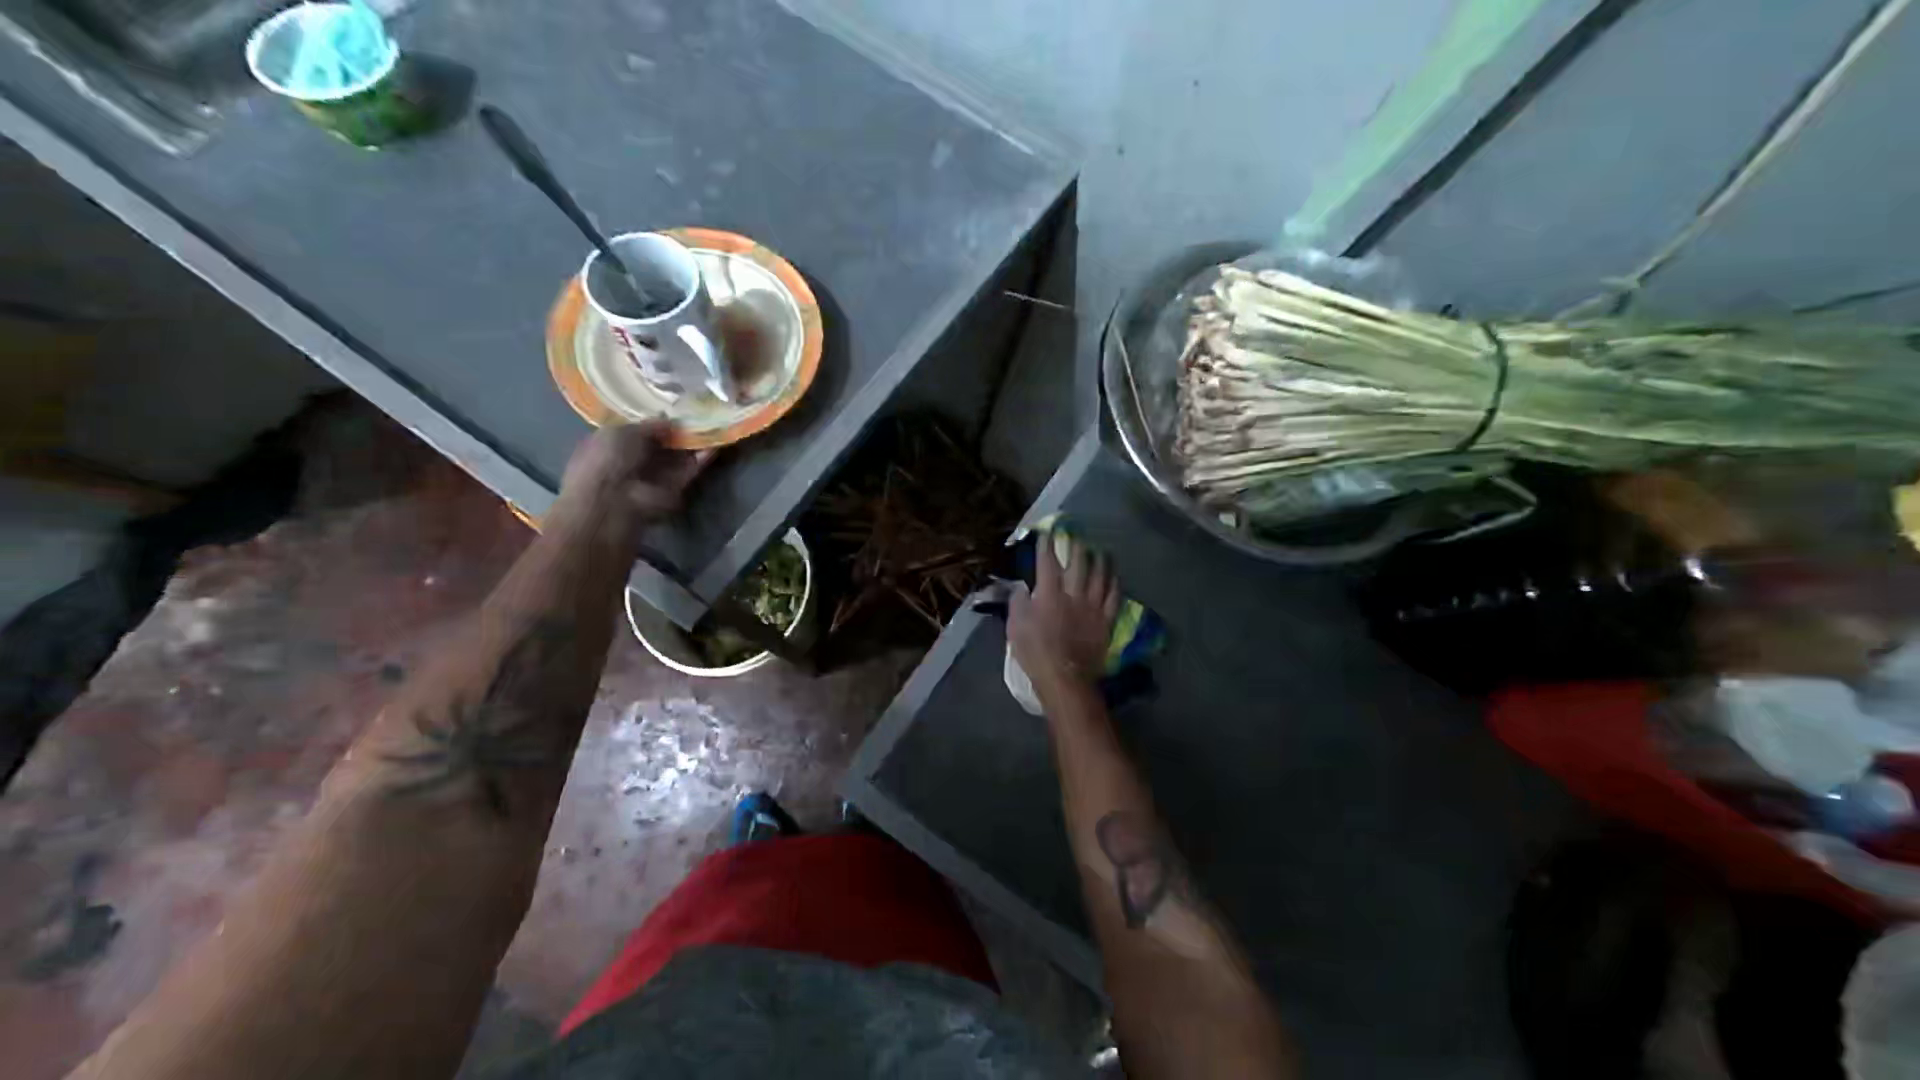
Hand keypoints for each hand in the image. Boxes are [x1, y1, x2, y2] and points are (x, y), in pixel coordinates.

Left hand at [553, 421, 708, 530]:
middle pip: (663, 444)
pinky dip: (703, 458)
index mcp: (613, 444)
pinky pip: (690, 470)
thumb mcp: (623, 431)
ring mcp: (656, 477)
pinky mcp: (675, 490)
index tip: (677, 408)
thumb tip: (671, 420)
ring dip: (695, 442)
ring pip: (679, 457)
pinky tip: (717, 442)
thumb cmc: (607, 459)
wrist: (613, 501)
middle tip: (701, 413)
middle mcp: (635, 460)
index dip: (657, 420)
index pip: (640, 430)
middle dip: (680, 431)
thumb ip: (650, 425)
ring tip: (715, 424)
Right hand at [1008, 532, 1119, 699]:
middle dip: (1077, 546)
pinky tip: (1114, 576)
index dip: (1046, 544)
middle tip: (1077, 536)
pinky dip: (1114, 583)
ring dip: (1100, 560)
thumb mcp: (1015, 627)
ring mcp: (1093, 606)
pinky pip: (1114, 596)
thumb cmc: (1035, 653)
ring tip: (1100, 550)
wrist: (1065, 678)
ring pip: (1100, 575)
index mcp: (1048, 594)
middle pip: (1079, 562)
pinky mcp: (1106, 620)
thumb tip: (1022, 588)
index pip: (1047, 561)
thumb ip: (1018, 603)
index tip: (1047, 532)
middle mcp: (1073, 593)